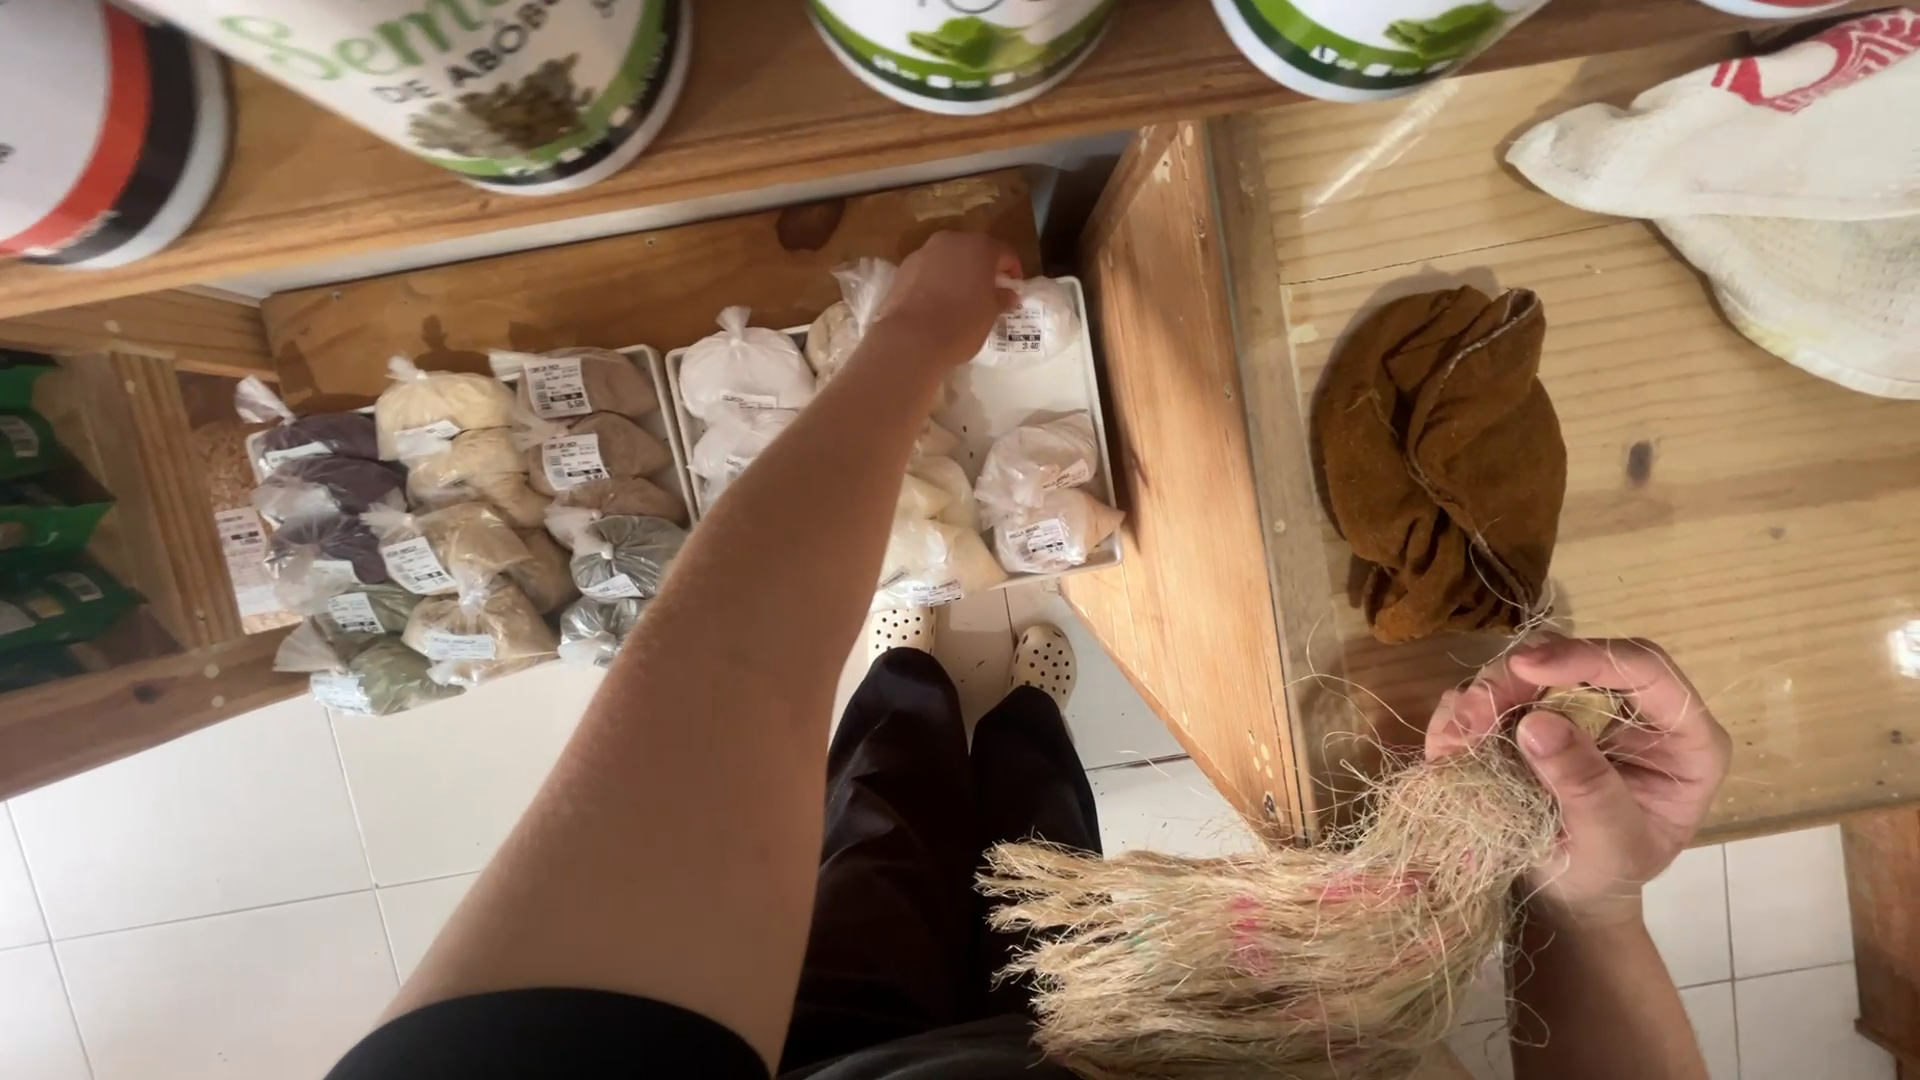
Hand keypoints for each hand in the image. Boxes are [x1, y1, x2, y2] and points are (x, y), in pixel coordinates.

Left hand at [869, 232, 1021, 367]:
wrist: (912, 338)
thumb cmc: (961, 325)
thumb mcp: (990, 315)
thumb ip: (1001, 298)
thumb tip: (1008, 294)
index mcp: (981, 247)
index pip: (1005, 253)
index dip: (1012, 272)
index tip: (1013, 290)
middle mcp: (952, 240)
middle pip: (974, 251)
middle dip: (983, 269)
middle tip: (987, 293)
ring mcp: (924, 252)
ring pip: (948, 259)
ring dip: (957, 273)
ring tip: (959, 299)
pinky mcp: (903, 268)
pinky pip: (927, 271)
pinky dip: (935, 281)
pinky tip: (935, 303)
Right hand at [1424, 636, 1730, 925]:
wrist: (1560, 889)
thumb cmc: (1605, 873)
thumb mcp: (1612, 844)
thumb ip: (1587, 787)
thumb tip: (1539, 723)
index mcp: (1677, 736)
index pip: (1643, 668)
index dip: (1587, 657)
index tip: (1526, 668)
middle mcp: (1621, 710)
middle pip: (1566, 658)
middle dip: (1512, 679)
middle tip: (1472, 717)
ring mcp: (1563, 708)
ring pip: (1515, 670)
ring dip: (1476, 699)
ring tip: (1456, 745)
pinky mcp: (1515, 716)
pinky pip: (1477, 695)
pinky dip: (1455, 716)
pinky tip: (1450, 750)